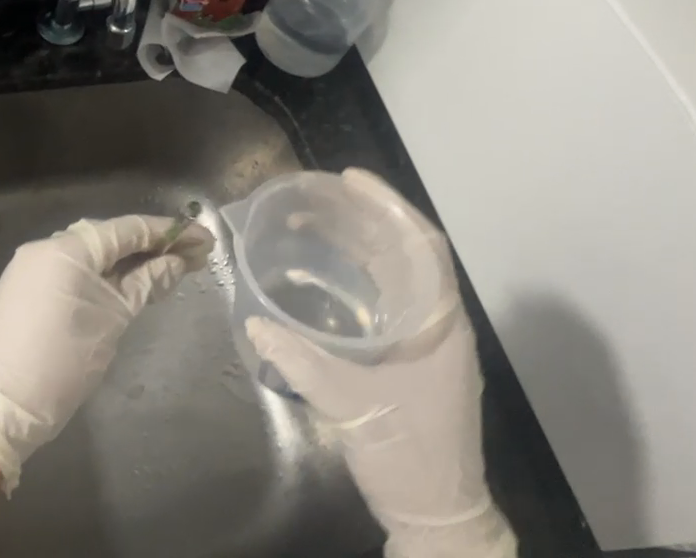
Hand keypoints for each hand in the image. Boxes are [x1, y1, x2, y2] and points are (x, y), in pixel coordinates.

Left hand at [0, 214, 211, 492]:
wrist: (1, 403)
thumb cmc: (63, 361)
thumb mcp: (113, 321)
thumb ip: (146, 284)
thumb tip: (176, 263)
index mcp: (67, 248)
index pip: (127, 229)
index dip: (169, 233)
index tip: (204, 239)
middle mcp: (45, 247)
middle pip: (107, 237)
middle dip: (150, 245)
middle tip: (191, 256)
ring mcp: (30, 267)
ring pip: (88, 254)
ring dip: (125, 260)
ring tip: (164, 269)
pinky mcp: (22, 288)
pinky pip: (68, 270)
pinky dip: (99, 274)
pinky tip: (123, 284)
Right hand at [246, 169, 515, 557]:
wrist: (439, 516)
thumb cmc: (409, 454)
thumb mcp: (353, 405)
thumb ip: (302, 361)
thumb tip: (255, 322)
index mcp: (439, 324)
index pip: (423, 245)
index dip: (389, 205)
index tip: (350, 179)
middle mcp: (438, 325)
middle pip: (407, 254)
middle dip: (365, 220)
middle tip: (318, 200)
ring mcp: (427, 344)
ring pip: (396, 278)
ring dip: (360, 249)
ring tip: (315, 228)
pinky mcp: (412, 362)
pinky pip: (384, 303)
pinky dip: (356, 282)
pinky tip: (323, 281)